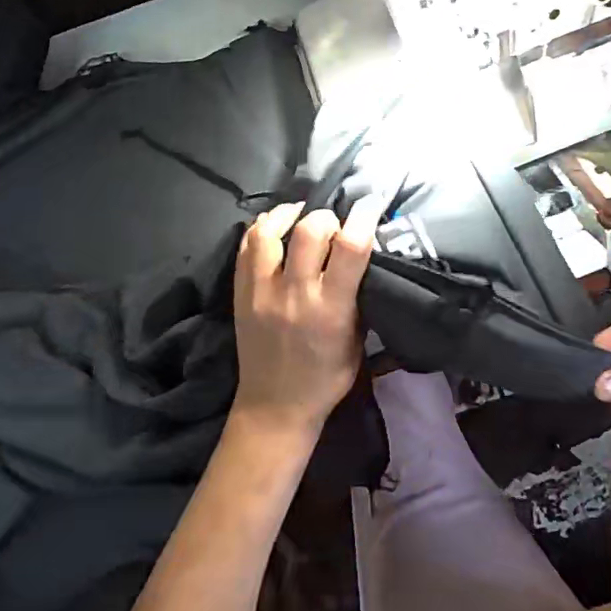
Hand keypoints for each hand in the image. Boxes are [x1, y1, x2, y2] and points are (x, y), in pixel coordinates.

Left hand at [231, 198, 385, 437]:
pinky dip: (262, 229)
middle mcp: (294, 294)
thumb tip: (363, 256)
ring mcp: (261, 292)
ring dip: (288, 215)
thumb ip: (358, 298)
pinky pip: (246, 246)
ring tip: (299, 215)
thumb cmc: (325, 378)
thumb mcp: (356, 342)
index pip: (350, 247)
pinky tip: (275, 228)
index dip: (364, 216)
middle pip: (308, 230)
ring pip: (268, 232)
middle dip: (326, 216)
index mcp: (330, 310)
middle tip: (333, 223)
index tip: (371, 203)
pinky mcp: (240, 293)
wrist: (274, 406)